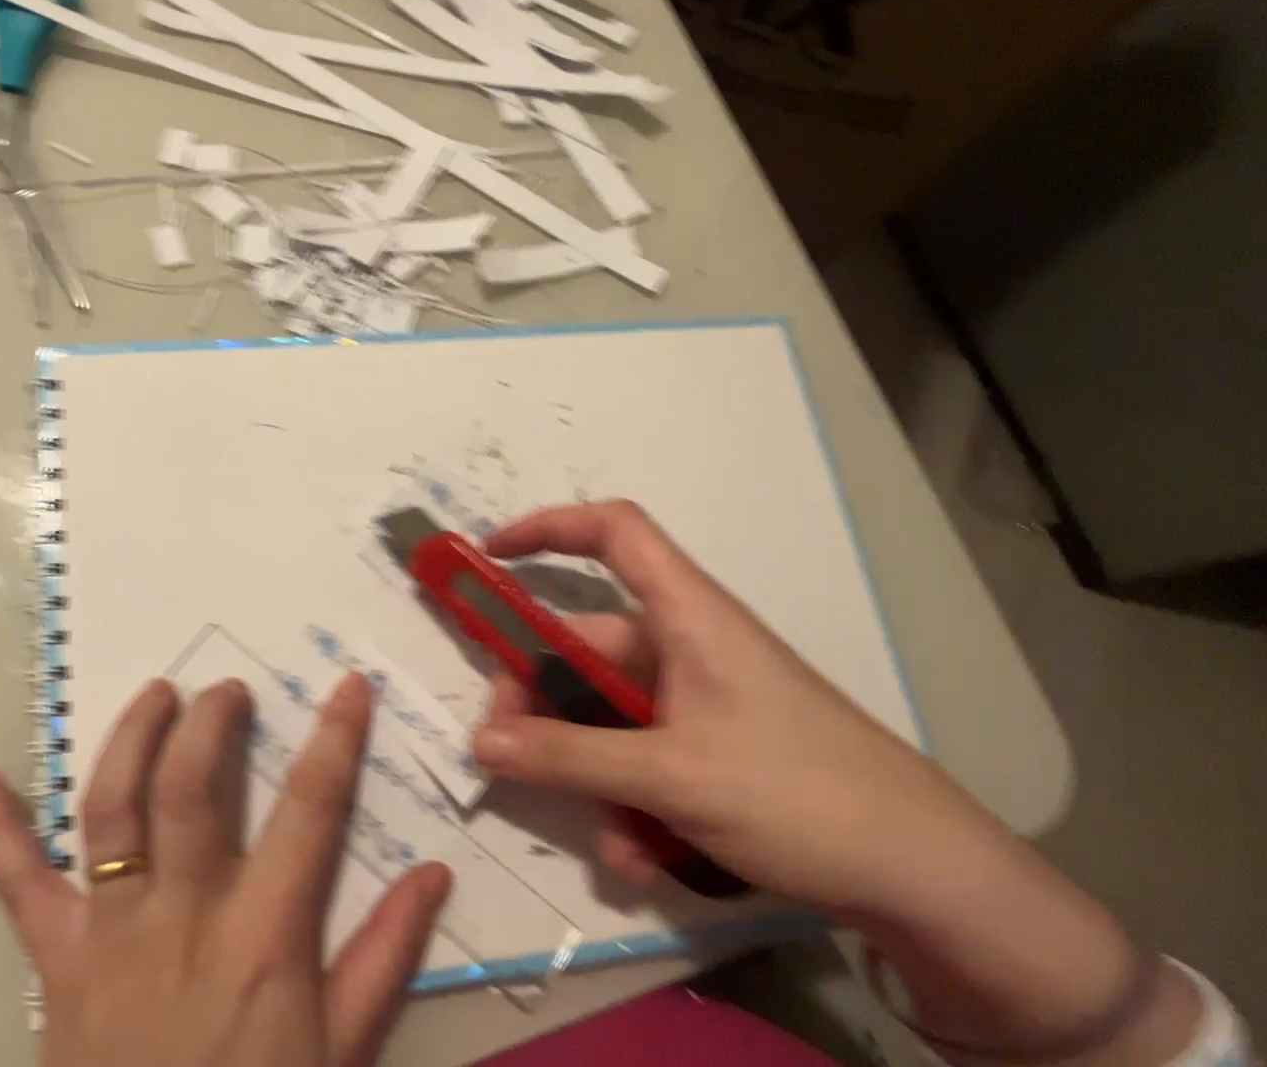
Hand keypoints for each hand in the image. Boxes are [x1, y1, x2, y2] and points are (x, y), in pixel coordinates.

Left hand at [0, 674, 452, 1066]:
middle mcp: (182, 915)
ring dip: (130, 738)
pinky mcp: (54, 960)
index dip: (335, 740)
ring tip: (156, 694)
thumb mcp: (342, 1051)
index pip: (309, 811)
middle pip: (191, 789)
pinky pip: (15, 883)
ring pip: (110, 809)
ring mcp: (109, 932)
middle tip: (228, 691)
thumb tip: (434, 873)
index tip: (348, 688)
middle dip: (210, 722)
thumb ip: (386, 958)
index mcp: (263, 937)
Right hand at [469, 500, 1011, 916]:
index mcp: (686, 617)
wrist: (923, 876)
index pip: (614, 533)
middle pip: (585, 648)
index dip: (548, 527)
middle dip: (540, 702)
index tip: (490, 555)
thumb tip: (479, 739)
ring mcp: (697, 704)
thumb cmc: (799, 794)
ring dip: (587, 776)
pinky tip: (640, 858)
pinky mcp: (710, 751)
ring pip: (606, 720)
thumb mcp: (669, 777)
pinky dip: (626, 804)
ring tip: (608, 842)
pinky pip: (639, 762)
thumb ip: (566, 756)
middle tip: (505, 752)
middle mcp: (685, 649)